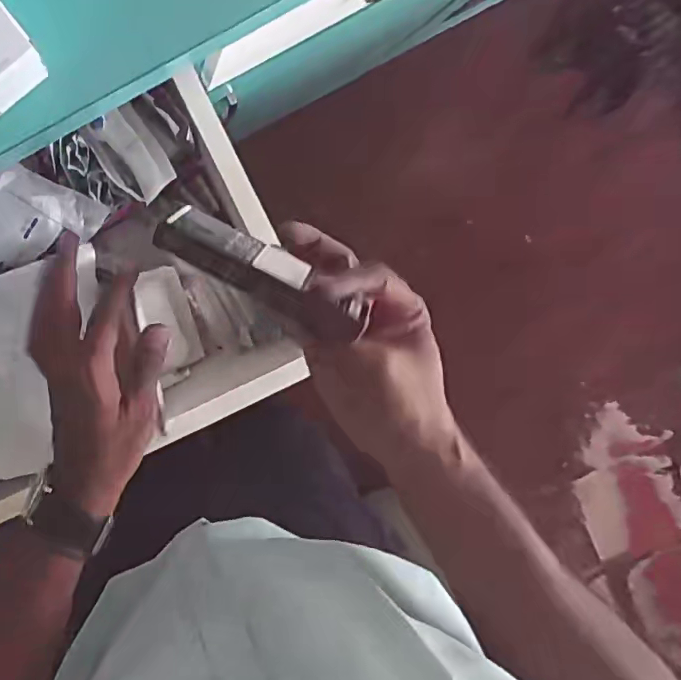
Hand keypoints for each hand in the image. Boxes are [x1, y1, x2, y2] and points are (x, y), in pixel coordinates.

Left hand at [29, 234, 170, 516]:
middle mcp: (65, 364)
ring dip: (51, 286)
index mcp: (91, 372)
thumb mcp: (140, 413)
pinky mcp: (49, 375)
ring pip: (43, 319)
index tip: (128, 267)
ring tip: (59, 260)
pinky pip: (40, 332)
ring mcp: (52, 369)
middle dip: (64, 273)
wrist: (80, 482)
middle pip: (59, 310)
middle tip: (71, 242)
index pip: (104, 321)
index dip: (117, 291)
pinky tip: (51, 300)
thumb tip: (156, 328)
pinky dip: (43, 309)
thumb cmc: (114, 450)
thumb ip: (146, 368)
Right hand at [279, 222, 461, 471]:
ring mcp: (348, 327)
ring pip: (320, 293)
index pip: (370, 275)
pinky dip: (288, 309)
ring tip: (275, 258)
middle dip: (316, 252)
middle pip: (343, 271)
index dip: (344, 278)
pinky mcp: (328, 347)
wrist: (402, 445)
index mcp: (401, 306)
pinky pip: (306, 321)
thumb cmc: (409, 405)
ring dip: (298, 276)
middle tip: (290, 235)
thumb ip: (338, 337)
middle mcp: (373, 310)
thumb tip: (305, 316)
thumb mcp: (377, 365)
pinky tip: (271, 297)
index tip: (319, 290)